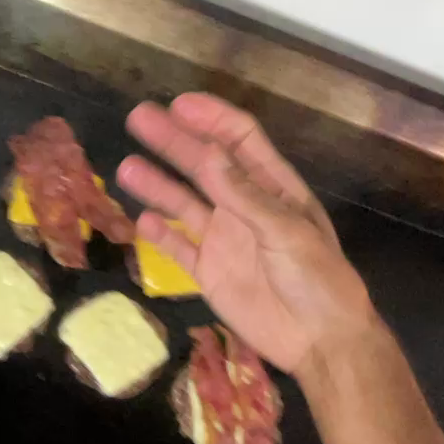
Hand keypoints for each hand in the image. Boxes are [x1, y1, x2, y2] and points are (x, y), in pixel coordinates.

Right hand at [117, 93, 377, 373]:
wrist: (317, 338)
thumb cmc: (317, 278)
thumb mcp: (286, 231)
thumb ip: (244, 196)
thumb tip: (208, 156)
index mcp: (273, 188)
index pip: (239, 141)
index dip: (211, 120)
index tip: (178, 105)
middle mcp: (243, 207)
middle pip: (204, 166)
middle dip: (173, 142)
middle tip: (138, 119)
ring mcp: (224, 241)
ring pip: (184, 204)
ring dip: (157, 185)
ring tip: (126, 168)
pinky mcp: (209, 274)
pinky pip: (180, 249)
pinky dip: (161, 235)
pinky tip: (141, 221)